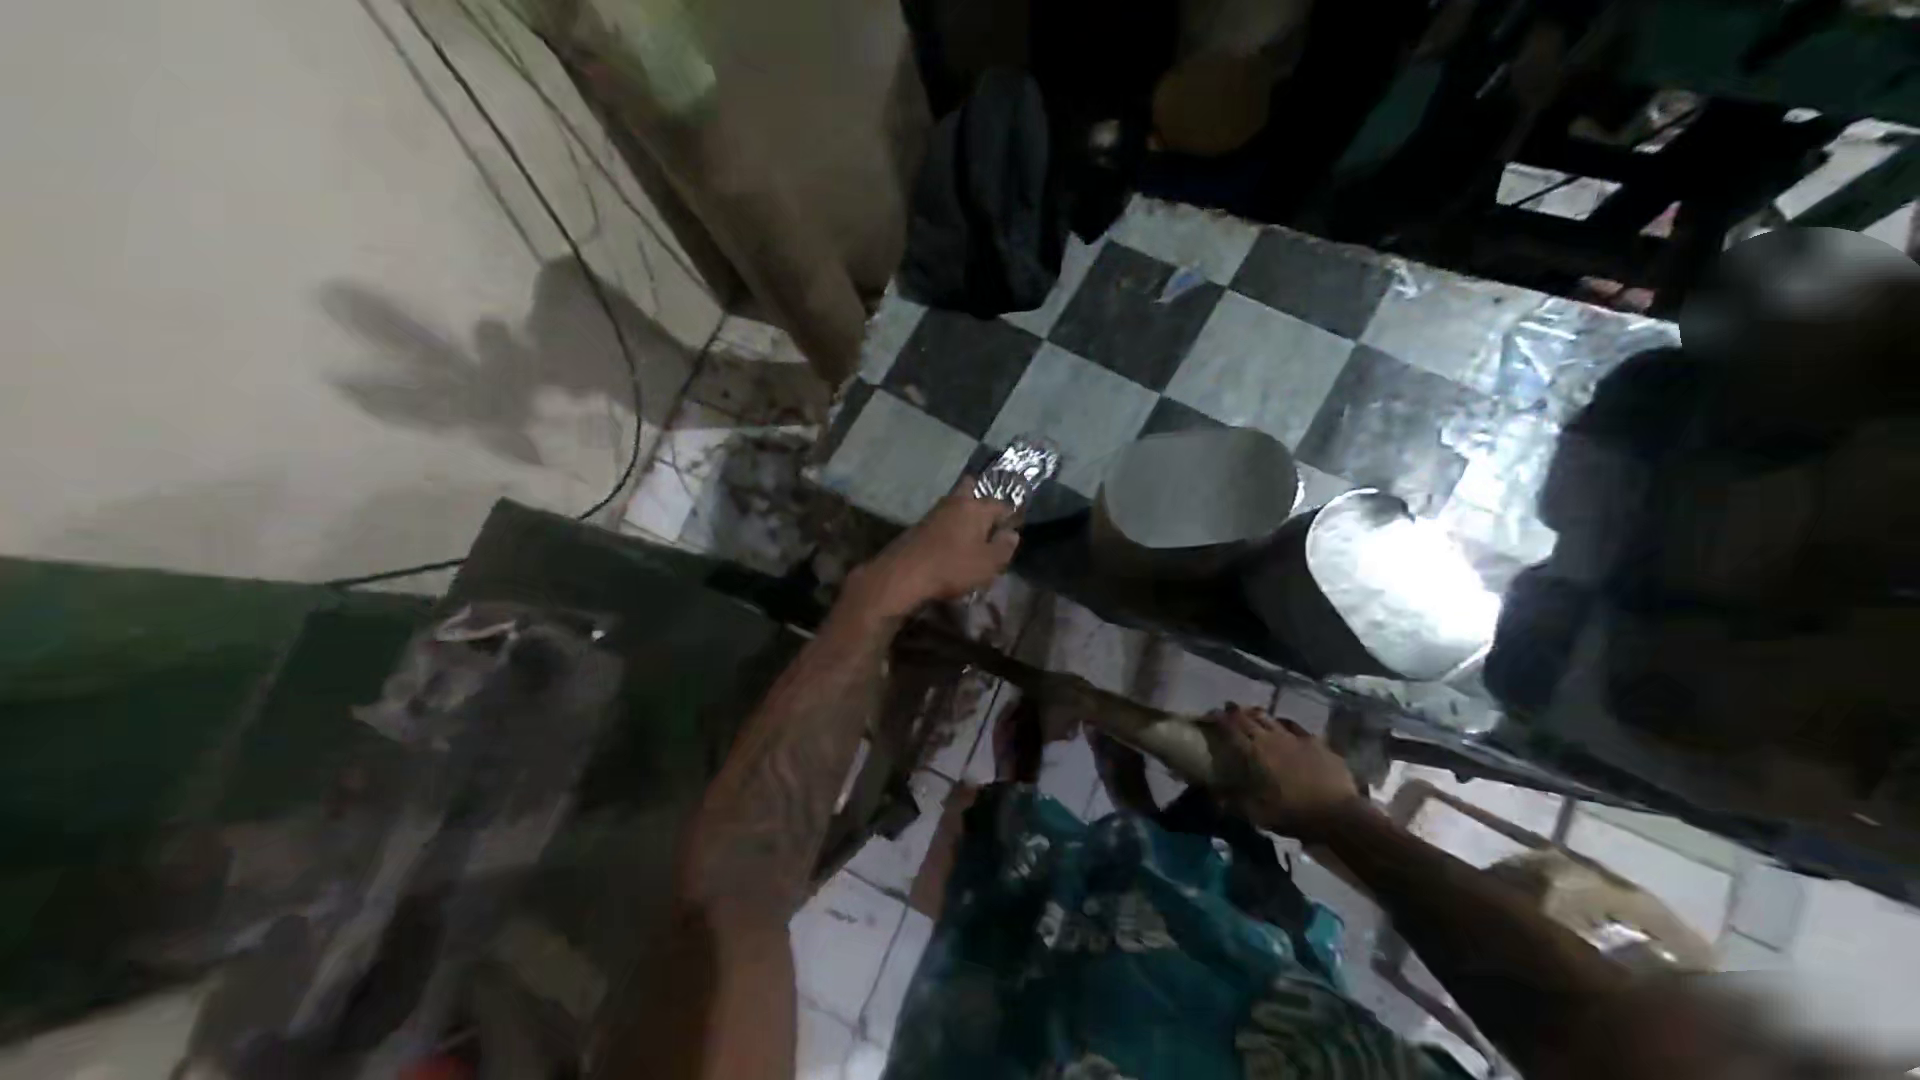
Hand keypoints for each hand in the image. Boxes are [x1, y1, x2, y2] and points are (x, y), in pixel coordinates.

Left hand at [843, 477, 1019, 619]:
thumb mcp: (988, 564)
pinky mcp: (919, 525)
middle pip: (971, 489)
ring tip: (972, 534)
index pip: (1001, 504)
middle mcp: (956, 502)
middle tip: (989, 519)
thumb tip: (1012, 533)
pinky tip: (952, 541)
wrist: (903, 574)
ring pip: (955, 503)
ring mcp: (934, 511)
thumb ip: (1004, 547)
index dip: (1010, 515)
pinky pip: (942, 518)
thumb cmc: (952, 567)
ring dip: (964, 512)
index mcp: (977, 507)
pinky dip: (950, 525)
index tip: (1013, 528)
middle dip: (981, 498)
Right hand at [1218, 704, 1368, 839]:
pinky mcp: (1316, 742)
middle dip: (1235, 711)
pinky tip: (1284, 726)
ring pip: (1271, 718)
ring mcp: (1296, 738)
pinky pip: (1295, 727)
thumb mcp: (1259, 814)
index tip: (1210, 715)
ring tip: (1251, 713)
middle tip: (1227, 708)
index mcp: (1254, 753)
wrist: (1340, 815)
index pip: (1230, 729)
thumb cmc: (1295, 814)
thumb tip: (1214, 795)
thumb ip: (1234, 802)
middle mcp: (1272, 739)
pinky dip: (1283, 723)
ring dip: (1258, 714)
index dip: (1218, 719)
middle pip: (1249, 717)